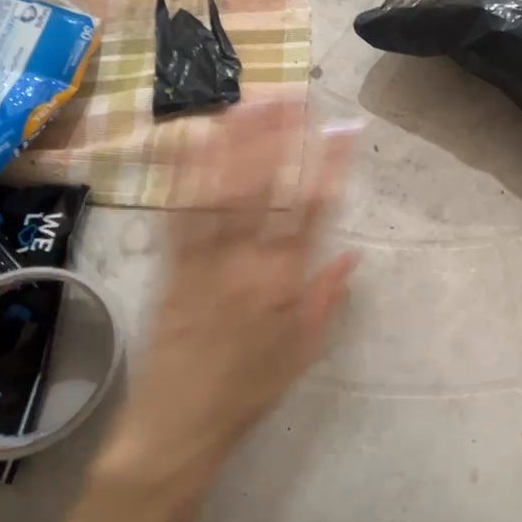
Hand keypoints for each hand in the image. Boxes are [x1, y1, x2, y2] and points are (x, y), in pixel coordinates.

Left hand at [76, 98, 359, 521]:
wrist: (176, 424)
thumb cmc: (249, 387)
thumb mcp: (304, 348)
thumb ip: (328, 295)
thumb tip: (354, 250)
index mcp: (283, 282)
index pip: (314, 210)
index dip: (331, 165)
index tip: (344, 128)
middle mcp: (242, 261)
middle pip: (262, 187)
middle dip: (279, 137)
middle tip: (292, 96)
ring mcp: (201, 259)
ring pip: (219, 190)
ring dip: (234, 142)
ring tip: (247, 102)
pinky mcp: (168, 264)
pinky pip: (176, 211)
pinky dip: (183, 172)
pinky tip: (192, 139)